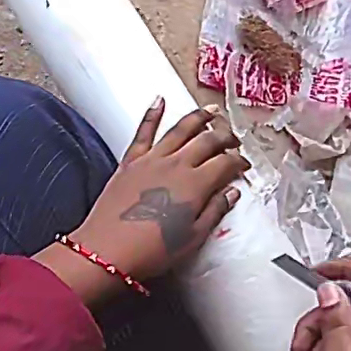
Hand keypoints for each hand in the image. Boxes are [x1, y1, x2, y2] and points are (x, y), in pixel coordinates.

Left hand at [36, 98, 245, 304]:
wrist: (107, 250)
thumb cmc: (151, 250)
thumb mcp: (193, 238)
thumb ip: (214, 211)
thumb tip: (231, 192)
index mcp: (196, 184)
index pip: (226, 163)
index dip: (238, 161)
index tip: (243, 165)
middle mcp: (176, 165)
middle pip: (207, 140)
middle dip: (225, 136)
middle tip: (233, 139)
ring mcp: (151, 160)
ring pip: (180, 129)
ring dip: (198, 117)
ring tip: (210, 110)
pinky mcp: (129, 162)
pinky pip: (143, 132)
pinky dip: (152, 114)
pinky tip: (159, 100)